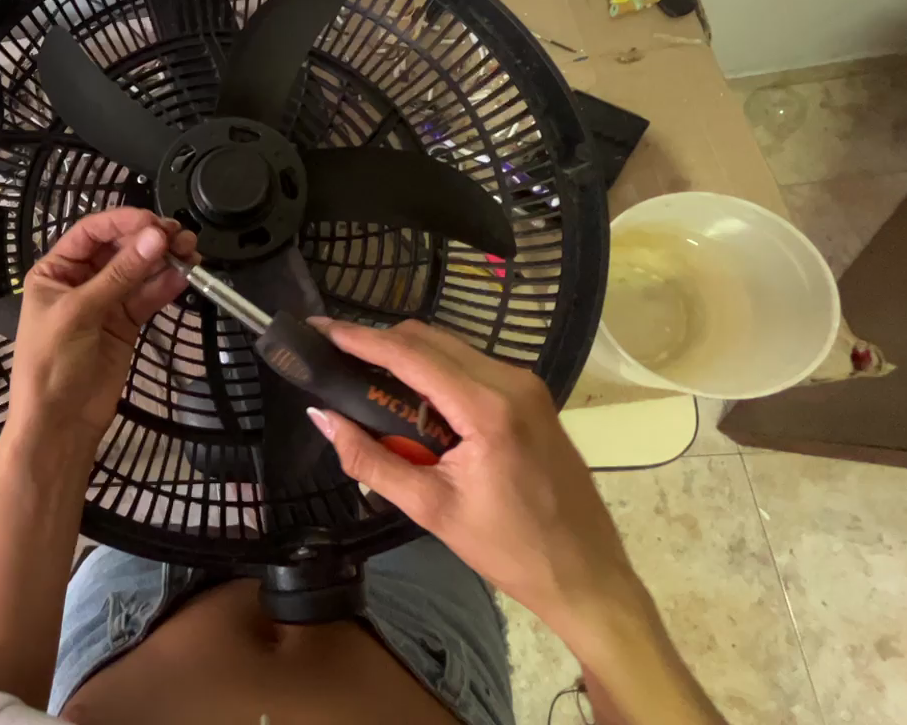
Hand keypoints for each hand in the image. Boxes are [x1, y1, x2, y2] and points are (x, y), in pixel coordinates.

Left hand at [6, 208, 197, 449]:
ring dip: (163, 260)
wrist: (59, 424)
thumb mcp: (79, 313)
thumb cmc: (51, 363)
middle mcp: (81, 281)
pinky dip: (166, 287)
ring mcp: (106, 302)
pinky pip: (148, 297)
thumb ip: (120, 276)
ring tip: (190, 252)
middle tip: (179, 236)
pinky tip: (184, 277)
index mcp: (56, 270)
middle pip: (118, 248)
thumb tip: (155, 238)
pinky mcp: (126, 324)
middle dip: (148, 239)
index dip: (121, 222)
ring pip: (138, 271)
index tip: (153, 222)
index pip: (90, 233)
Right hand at [306, 320, 647, 632]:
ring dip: (402, 353)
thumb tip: (322, 417)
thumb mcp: (430, 508)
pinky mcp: (530, 396)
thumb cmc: (511, 549)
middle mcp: (510, 381)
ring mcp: (525, 385)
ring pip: (446, 346)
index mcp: (487, 408)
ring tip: (359, 373)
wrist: (590, 577)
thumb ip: (369, 460)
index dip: (357, 337)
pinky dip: (429, 367)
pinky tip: (406, 392)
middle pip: (426, 338)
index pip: (408, 354)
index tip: (316, 329)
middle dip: (375, 341)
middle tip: (330, 354)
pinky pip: (466, 362)